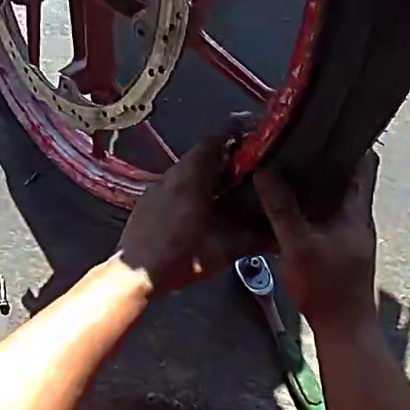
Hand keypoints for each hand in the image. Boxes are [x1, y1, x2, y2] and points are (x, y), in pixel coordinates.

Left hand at [116, 131, 251, 295]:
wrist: (134, 276)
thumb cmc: (176, 260)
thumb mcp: (221, 252)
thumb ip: (251, 240)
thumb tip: (275, 237)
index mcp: (191, 178)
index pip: (217, 137)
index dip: (239, 132)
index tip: (255, 136)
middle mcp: (172, 176)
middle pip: (204, 153)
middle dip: (229, 159)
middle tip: (250, 169)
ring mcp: (156, 187)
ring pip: (189, 170)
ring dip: (210, 175)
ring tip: (230, 190)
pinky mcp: (148, 201)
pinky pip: (175, 184)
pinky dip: (193, 188)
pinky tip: (203, 208)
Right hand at [253, 153, 378, 336]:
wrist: (343, 328)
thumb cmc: (326, 287)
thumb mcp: (299, 245)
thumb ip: (282, 209)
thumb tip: (265, 172)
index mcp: (355, 210)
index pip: (365, 161)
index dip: (349, 140)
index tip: (322, 126)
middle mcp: (355, 217)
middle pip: (345, 176)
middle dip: (321, 159)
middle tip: (290, 144)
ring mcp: (346, 234)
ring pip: (331, 197)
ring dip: (311, 183)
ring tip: (281, 168)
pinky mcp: (334, 248)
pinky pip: (320, 215)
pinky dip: (305, 205)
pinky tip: (281, 205)